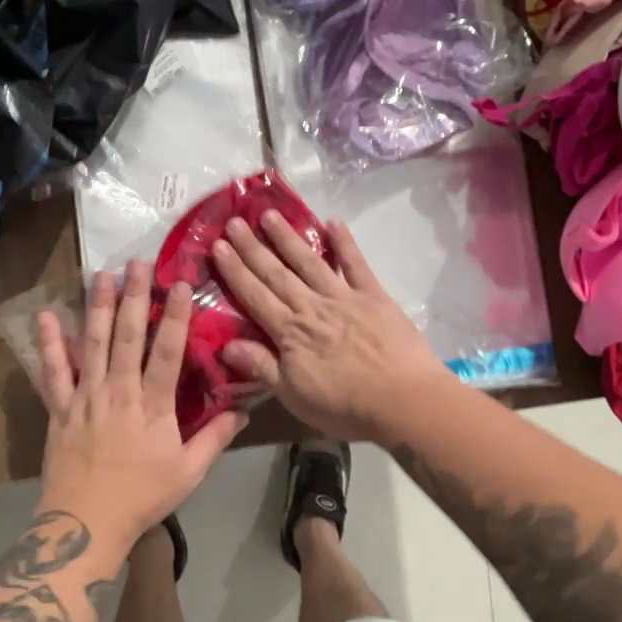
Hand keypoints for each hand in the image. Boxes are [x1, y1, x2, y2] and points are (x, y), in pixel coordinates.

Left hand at [35, 261, 243, 552]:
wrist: (85, 524)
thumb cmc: (142, 498)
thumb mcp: (189, 472)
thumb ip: (215, 438)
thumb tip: (243, 410)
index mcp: (152, 406)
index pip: (167, 352)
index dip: (175, 316)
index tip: (179, 284)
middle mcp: (118, 392)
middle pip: (128, 336)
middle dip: (134, 296)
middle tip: (138, 262)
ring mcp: (85, 397)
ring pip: (92, 344)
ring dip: (98, 307)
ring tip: (102, 275)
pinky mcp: (59, 409)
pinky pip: (52, 372)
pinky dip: (49, 344)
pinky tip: (47, 316)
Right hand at [212, 213, 454, 443]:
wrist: (403, 401)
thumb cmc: (345, 406)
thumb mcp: (293, 396)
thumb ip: (261, 366)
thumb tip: (225, 345)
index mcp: (290, 333)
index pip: (255, 296)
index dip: (235, 271)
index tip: (217, 246)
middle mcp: (312, 307)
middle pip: (277, 274)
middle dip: (253, 248)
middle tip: (234, 222)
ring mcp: (344, 298)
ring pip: (310, 262)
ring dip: (288, 238)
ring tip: (270, 214)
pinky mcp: (374, 297)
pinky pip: (356, 265)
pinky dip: (345, 243)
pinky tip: (333, 222)